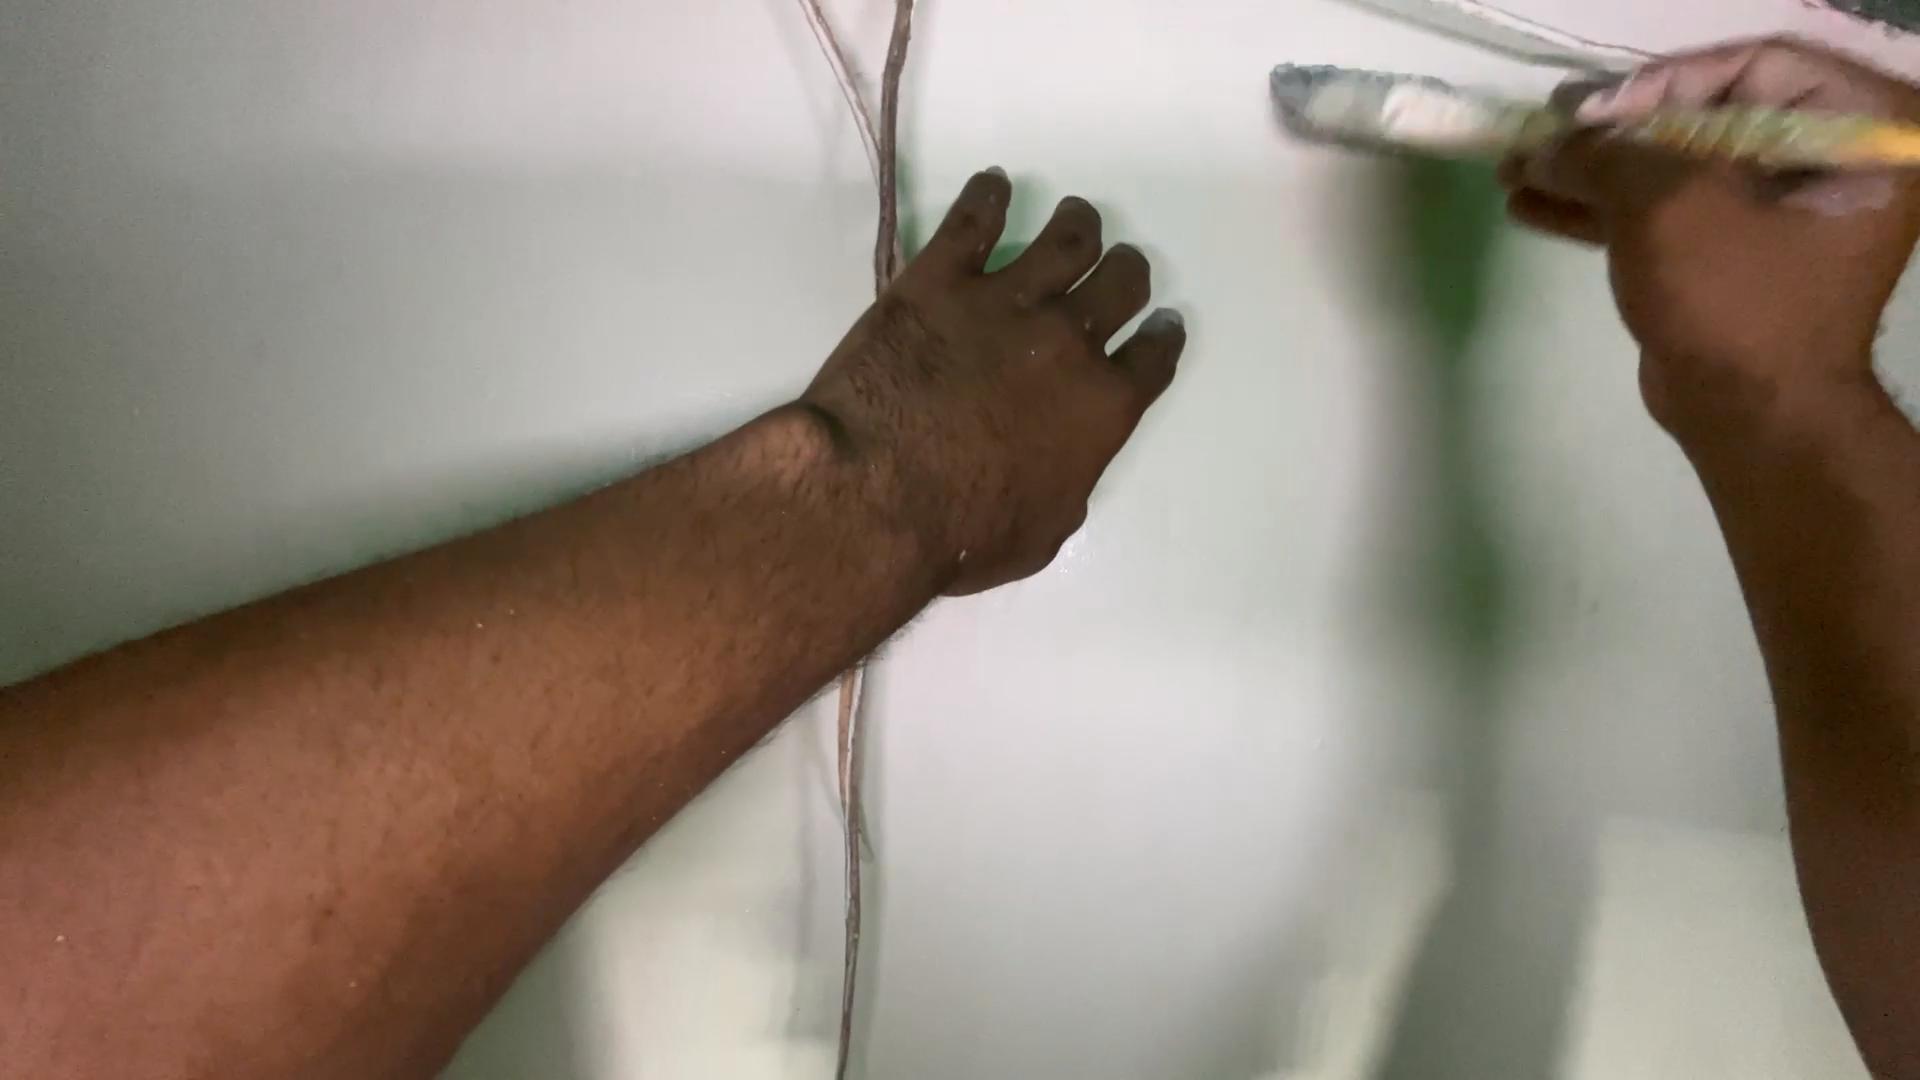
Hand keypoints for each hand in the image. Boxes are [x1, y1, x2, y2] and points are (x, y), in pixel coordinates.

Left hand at [801, 169, 1185, 594]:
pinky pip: (975, 217)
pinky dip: (989, 197)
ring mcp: (1006, 302)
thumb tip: (1067, 459)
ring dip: (1079, 225)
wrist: (876, 494)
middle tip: (1114, 274)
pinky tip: (994, 190)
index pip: (1153, 357)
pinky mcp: (939, 279)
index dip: (1162, 338)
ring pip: (1066, 237)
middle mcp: (1069, 341)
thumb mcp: (1041, 534)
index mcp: (1102, 408)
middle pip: (1122, 282)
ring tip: (1075, 221)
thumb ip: (1069, 483)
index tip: (1161, 326)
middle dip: (1126, 274)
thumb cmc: (962, 534)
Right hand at [1499, 37, 1919, 435]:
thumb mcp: (1671, 210)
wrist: (1745, 405)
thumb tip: (1547, 144)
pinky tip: (1532, 207)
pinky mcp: (1714, 255)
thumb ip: (1610, 161)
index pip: (1751, 68)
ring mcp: (1763, 211)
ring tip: (1513, 172)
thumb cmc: (1732, 298)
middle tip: (1536, 136)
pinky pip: (1651, 217)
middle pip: (1696, 120)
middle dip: (1606, 134)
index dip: (1659, 83)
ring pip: (1661, 174)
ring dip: (1584, 174)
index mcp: (1855, 127)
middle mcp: (1819, 158)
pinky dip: (1591, 212)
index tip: (1581, 115)